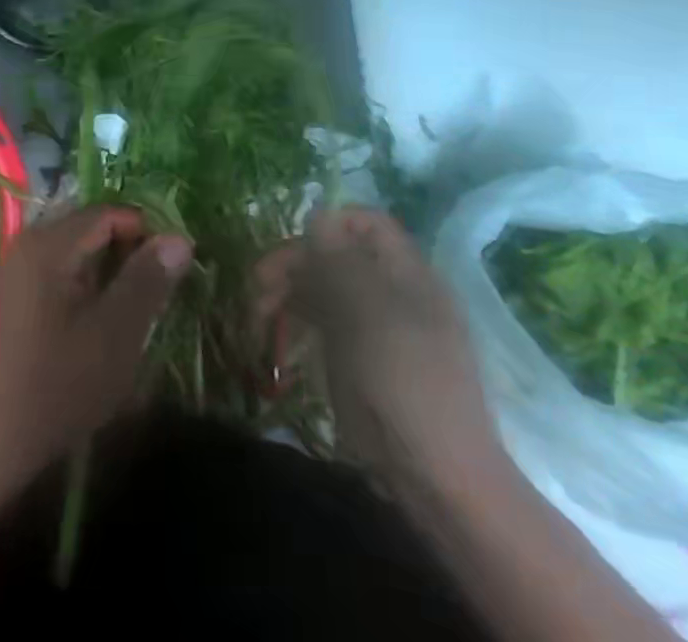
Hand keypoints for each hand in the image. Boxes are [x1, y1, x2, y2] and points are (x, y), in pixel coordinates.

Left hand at [0, 207, 191, 466]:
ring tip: (132, 309)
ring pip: (76, 250)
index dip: (146, 233)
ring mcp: (16, 268)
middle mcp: (27, 243)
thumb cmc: (61, 382)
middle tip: (155, 292)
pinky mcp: (15, 292)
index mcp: (49, 244)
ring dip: (109, 270)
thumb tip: (179, 237)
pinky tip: (100, 319)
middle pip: (90, 227)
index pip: (109, 212)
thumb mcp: (116, 332)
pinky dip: (86, 284)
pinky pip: (59, 269)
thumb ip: (147, 279)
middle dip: (128, 251)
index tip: (172, 271)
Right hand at [256, 207, 501, 477]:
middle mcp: (389, 290)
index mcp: (406, 274)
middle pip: (334, 254)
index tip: (288, 249)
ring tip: (256, 317)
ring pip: (321, 286)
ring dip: (285, 292)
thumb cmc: (404, 384)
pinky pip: (319, 320)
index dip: (327, 225)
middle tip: (256, 288)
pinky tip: (272, 337)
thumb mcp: (370, 316)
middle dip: (292, 263)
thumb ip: (341, 262)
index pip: (366, 223)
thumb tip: (317, 215)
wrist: (431, 472)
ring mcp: (371, 323)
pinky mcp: (354, 353)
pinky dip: (293, 320)